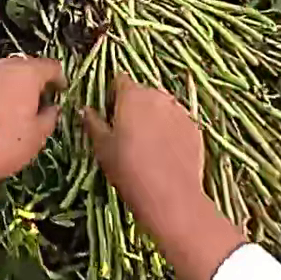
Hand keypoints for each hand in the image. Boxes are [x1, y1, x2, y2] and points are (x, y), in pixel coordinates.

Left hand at [0, 53, 65, 242]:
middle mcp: (5, 66)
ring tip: (26, 105)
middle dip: (39, 78)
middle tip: (46, 98)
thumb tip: (52, 106)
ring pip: (10, 71)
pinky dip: (4, 88)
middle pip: (29, 65)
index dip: (60, 78)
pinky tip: (5, 109)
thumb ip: (50, 116)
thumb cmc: (5, 144)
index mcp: (27, 73)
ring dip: (20, 82)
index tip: (63, 92)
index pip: (51, 66)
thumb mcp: (38, 135)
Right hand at [83, 76, 245, 279]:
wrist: (172, 199)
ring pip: (161, 106)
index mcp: (132, 95)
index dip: (112, 94)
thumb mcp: (102, 147)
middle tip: (126, 131)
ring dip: (153, 116)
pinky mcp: (195, 129)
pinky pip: (178, 122)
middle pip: (142, 92)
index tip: (109, 112)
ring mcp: (180, 111)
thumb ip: (92, 122)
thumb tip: (85, 109)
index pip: (119, 80)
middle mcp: (158, 96)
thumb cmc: (129, 170)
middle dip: (133, 105)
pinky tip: (165, 151)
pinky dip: (170, 130)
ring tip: (147, 143)